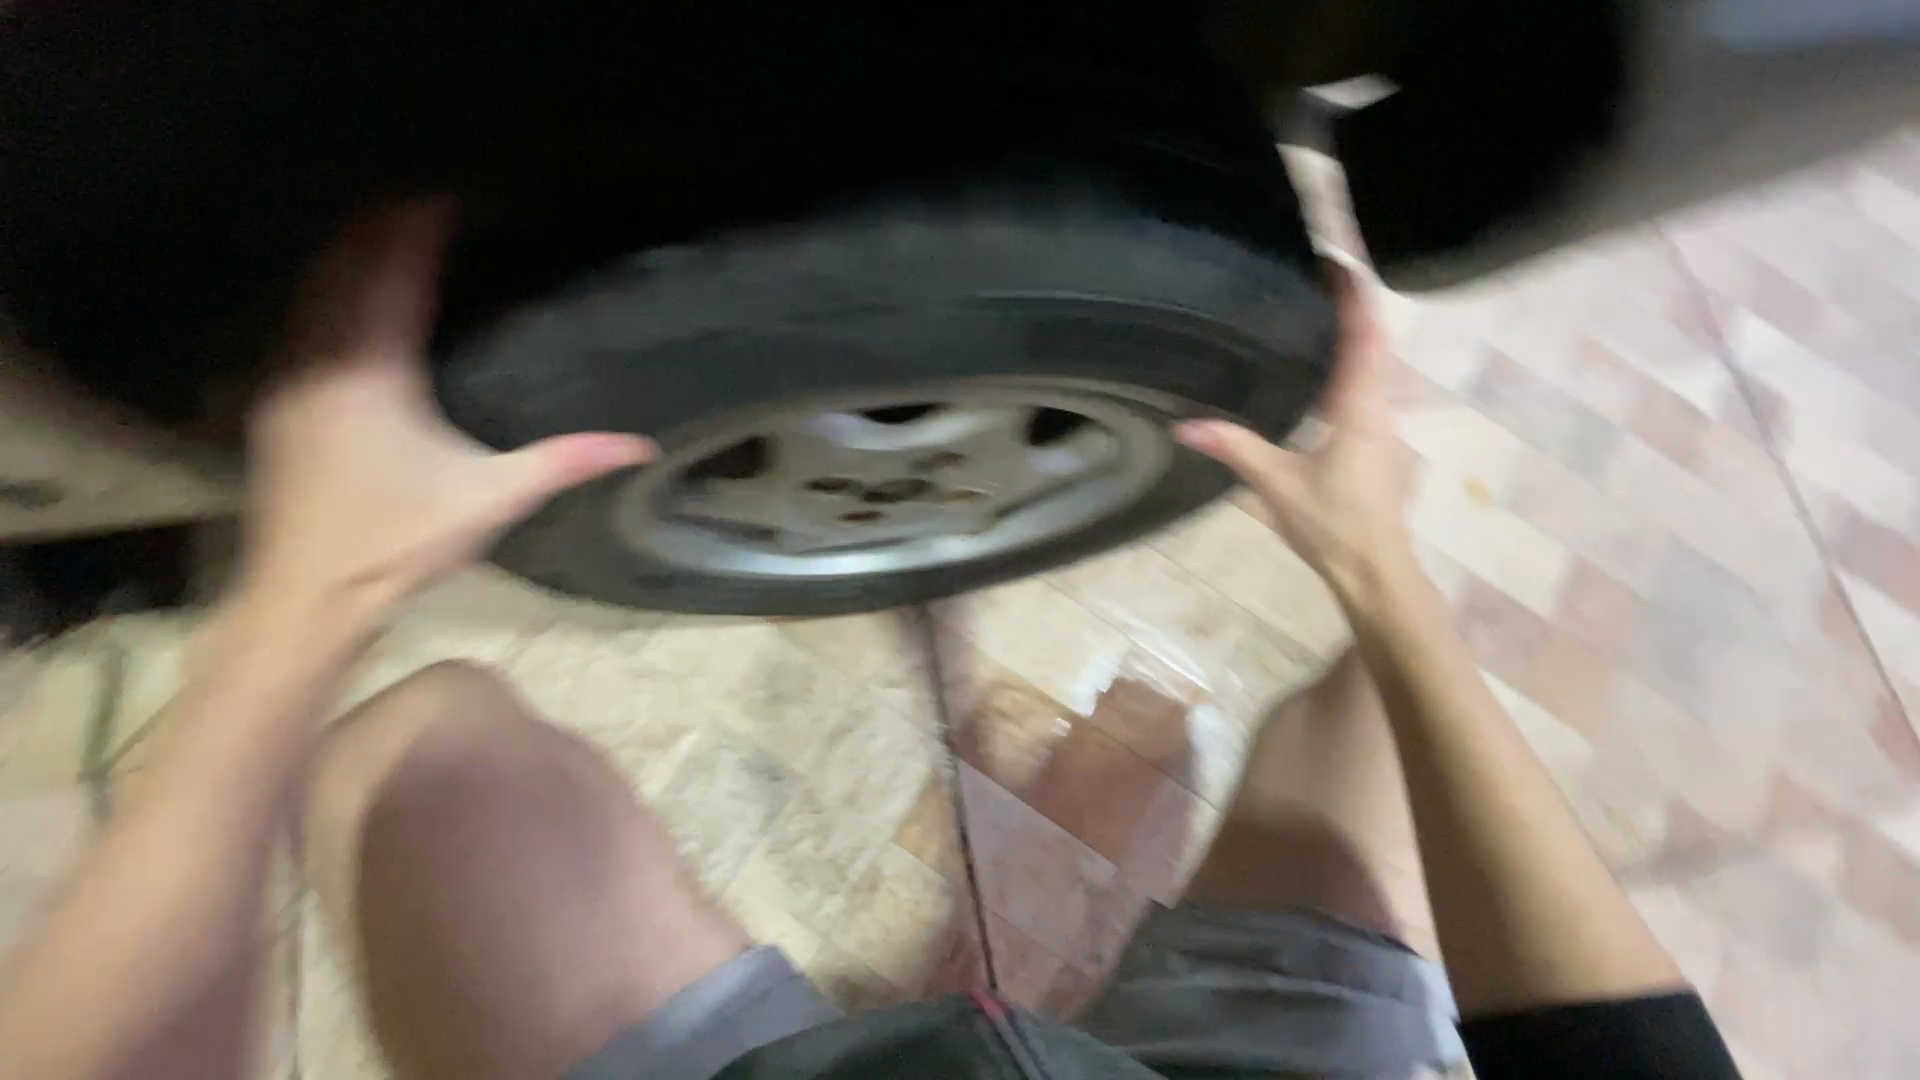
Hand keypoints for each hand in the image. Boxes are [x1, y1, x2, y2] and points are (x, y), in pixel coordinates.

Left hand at [239, 201, 654, 614]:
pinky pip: (298, 320)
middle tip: (423, 202)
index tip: (446, 195)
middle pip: (342, 265)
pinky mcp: (275, 401)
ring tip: (389, 234)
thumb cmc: (402, 540)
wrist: (308, 591)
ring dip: (348, 255)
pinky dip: (326, 291)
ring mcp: (287, 377)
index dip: (415, 227)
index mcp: (375, 371)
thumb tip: (643, 445)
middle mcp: (321, 359)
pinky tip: (347, 299)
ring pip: (310, 290)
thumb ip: (568, 461)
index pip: (392, 272)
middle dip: (379, 226)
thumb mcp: (497, 497)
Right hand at [1175, 264, 1412, 599]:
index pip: (1365, 337)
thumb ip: (1234, 449)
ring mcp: (1384, 430)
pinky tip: (1323, 376)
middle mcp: (1379, 410)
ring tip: (1318, 317)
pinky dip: (1350, 369)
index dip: (1355, 297)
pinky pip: (1366, 394)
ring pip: (1373, 370)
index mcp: (1359, 409)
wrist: (1375, 569)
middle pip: (1374, 345)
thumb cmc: (1333, 523)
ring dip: (1353, 339)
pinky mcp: (1378, 448)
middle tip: (1319, 280)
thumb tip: (1183, 427)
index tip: (1339, 261)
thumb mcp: (1276, 484)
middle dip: (1352, 309)